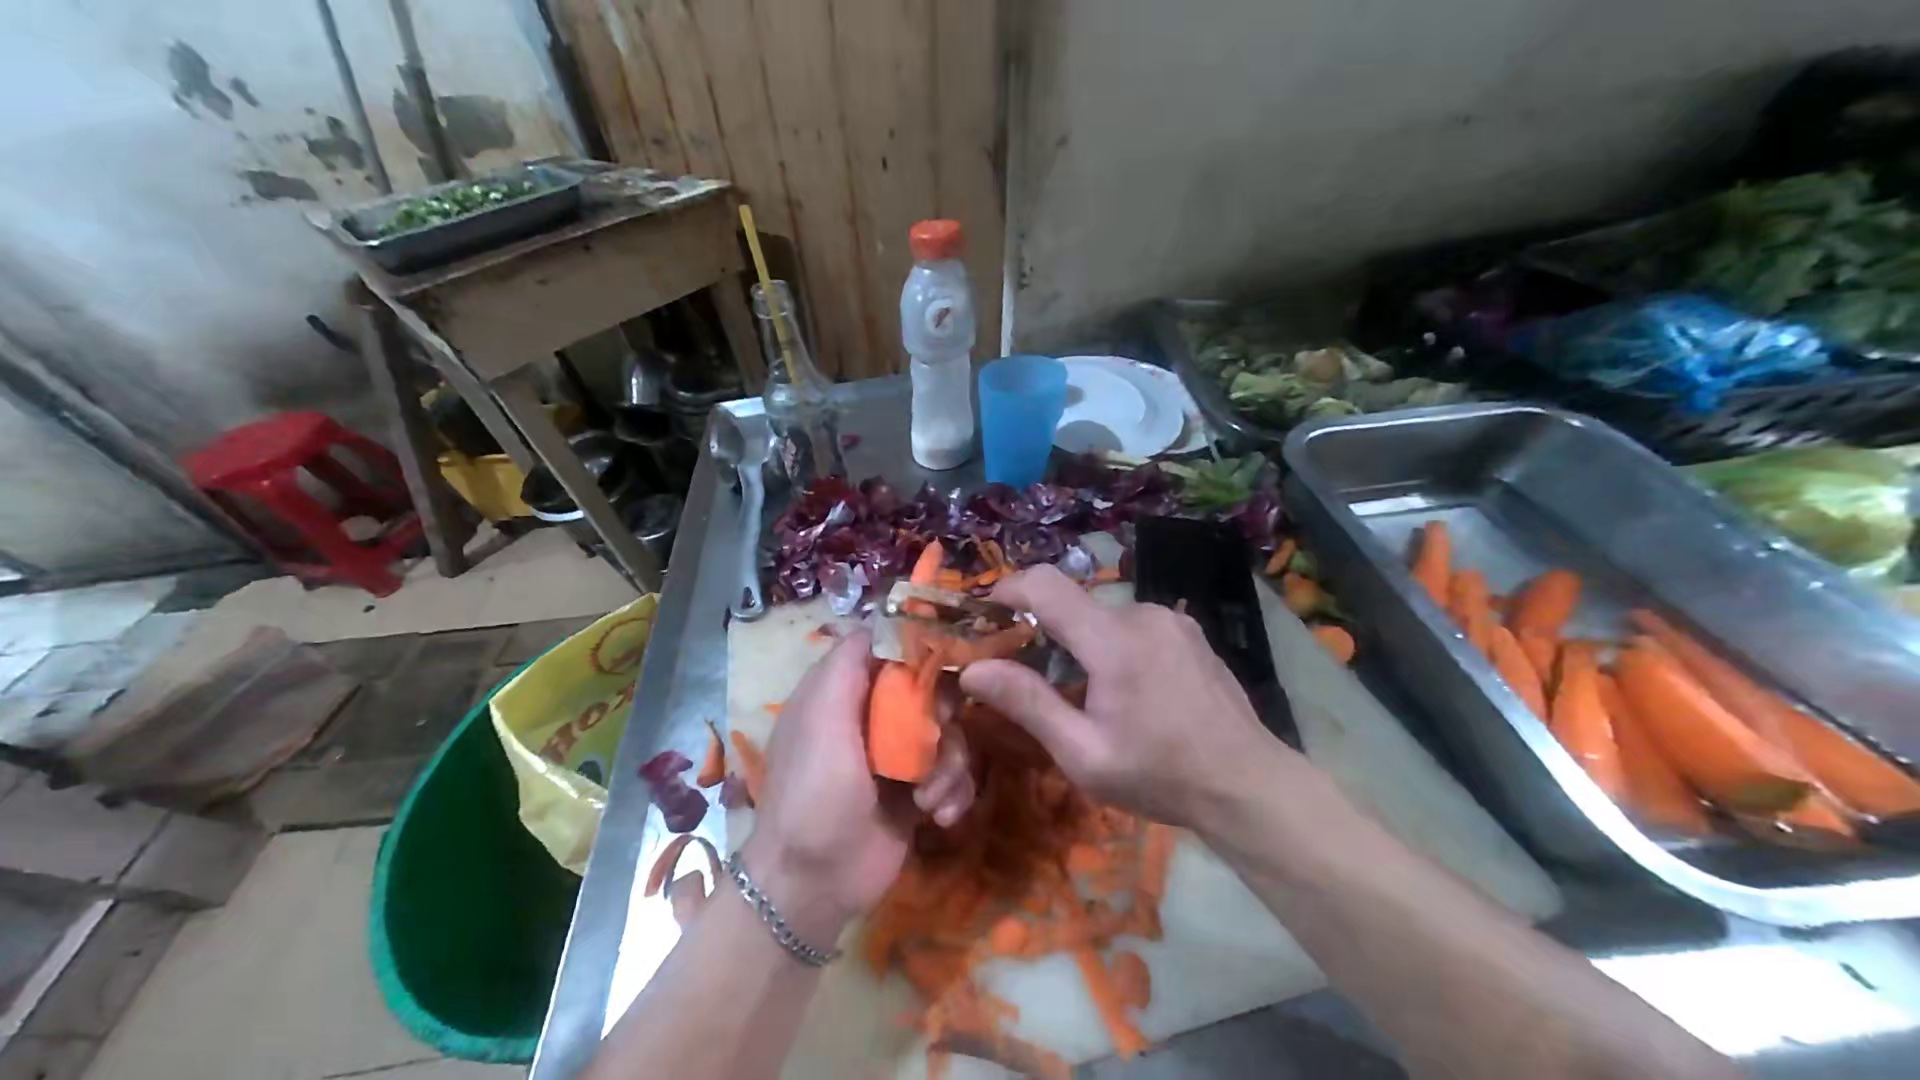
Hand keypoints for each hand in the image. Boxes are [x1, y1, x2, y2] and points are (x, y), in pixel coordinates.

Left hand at [741, 631, 972, 944]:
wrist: (814, 883)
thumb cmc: (814, 793)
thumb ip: (847, 665)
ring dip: (950, 765)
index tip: (949, 660)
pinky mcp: (917, 793)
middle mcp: (872, 718)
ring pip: (949, 735)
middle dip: (943, 716)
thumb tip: (879, 620)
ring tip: (929, 797)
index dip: (920, 650)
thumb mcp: (822, 719)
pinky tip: (938, 816)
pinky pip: (953, 775)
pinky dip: (953, 792)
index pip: (889, 651)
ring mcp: (897, 758)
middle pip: (930, 692)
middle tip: (938, 737)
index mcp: (843, 693)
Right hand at [959, 565, 1302, 827]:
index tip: (987, 617)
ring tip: (1085, 695)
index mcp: (1114, 641)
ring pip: (1102, 616)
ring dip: (1081, 643)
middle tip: (1032, 679)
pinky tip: (1127, 691)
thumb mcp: (1083, 753)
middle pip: (1073, 604)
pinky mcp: (1188, 630)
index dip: (1008, 590)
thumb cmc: (1160, 776)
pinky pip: (1132, 625)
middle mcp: (1143, 614)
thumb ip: (1027, 703)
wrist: (1249, 785)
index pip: (1046, 584)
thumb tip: (972, 668)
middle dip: (1044, 632)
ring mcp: (1171, 619)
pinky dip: (1112, 645)